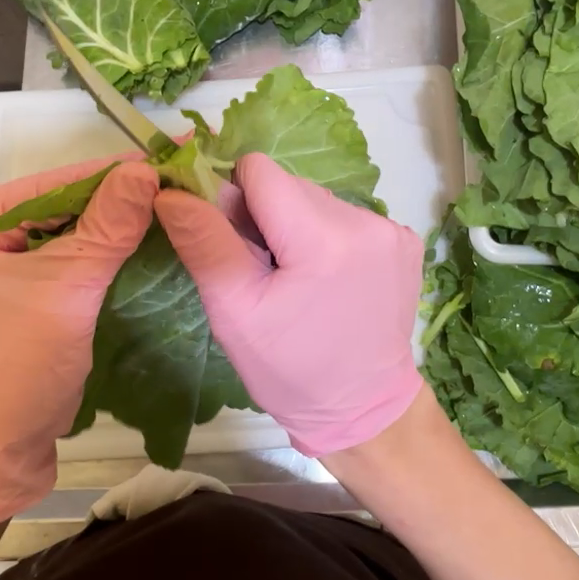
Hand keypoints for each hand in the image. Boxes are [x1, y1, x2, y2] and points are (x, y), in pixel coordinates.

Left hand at [0, 156, 157, 525]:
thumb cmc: (18, 367)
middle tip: (190, 180)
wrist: (0, 448)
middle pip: (73, 200)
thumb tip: (147, 170)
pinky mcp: (39, 282)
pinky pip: (84, 253)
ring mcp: (14, 256)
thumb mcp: (67, 289)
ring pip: (83, 225)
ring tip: (186, 201)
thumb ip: (108, 226)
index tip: (179, 159)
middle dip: (129, 196)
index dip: (122, 173)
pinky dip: (120, 247)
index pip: (62, 181)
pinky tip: (161, 235)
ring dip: (129, 220)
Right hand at [154, 152, 423, 456]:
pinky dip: (328, 238)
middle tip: (265, 274)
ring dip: (296, 228)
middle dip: (266, 218)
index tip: (235, 246)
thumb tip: (172, 190)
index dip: (234, 201)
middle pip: (289, 184)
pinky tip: (328, 280)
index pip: (259, 171)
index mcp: (323, 237)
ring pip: (316, 199)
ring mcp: (391, 230)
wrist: (362, 408)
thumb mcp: (235, 313)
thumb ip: (204, 243)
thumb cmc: (290, 369)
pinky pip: (346, 216)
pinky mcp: (407, 240)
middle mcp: (365, 221)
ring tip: (298, 282)